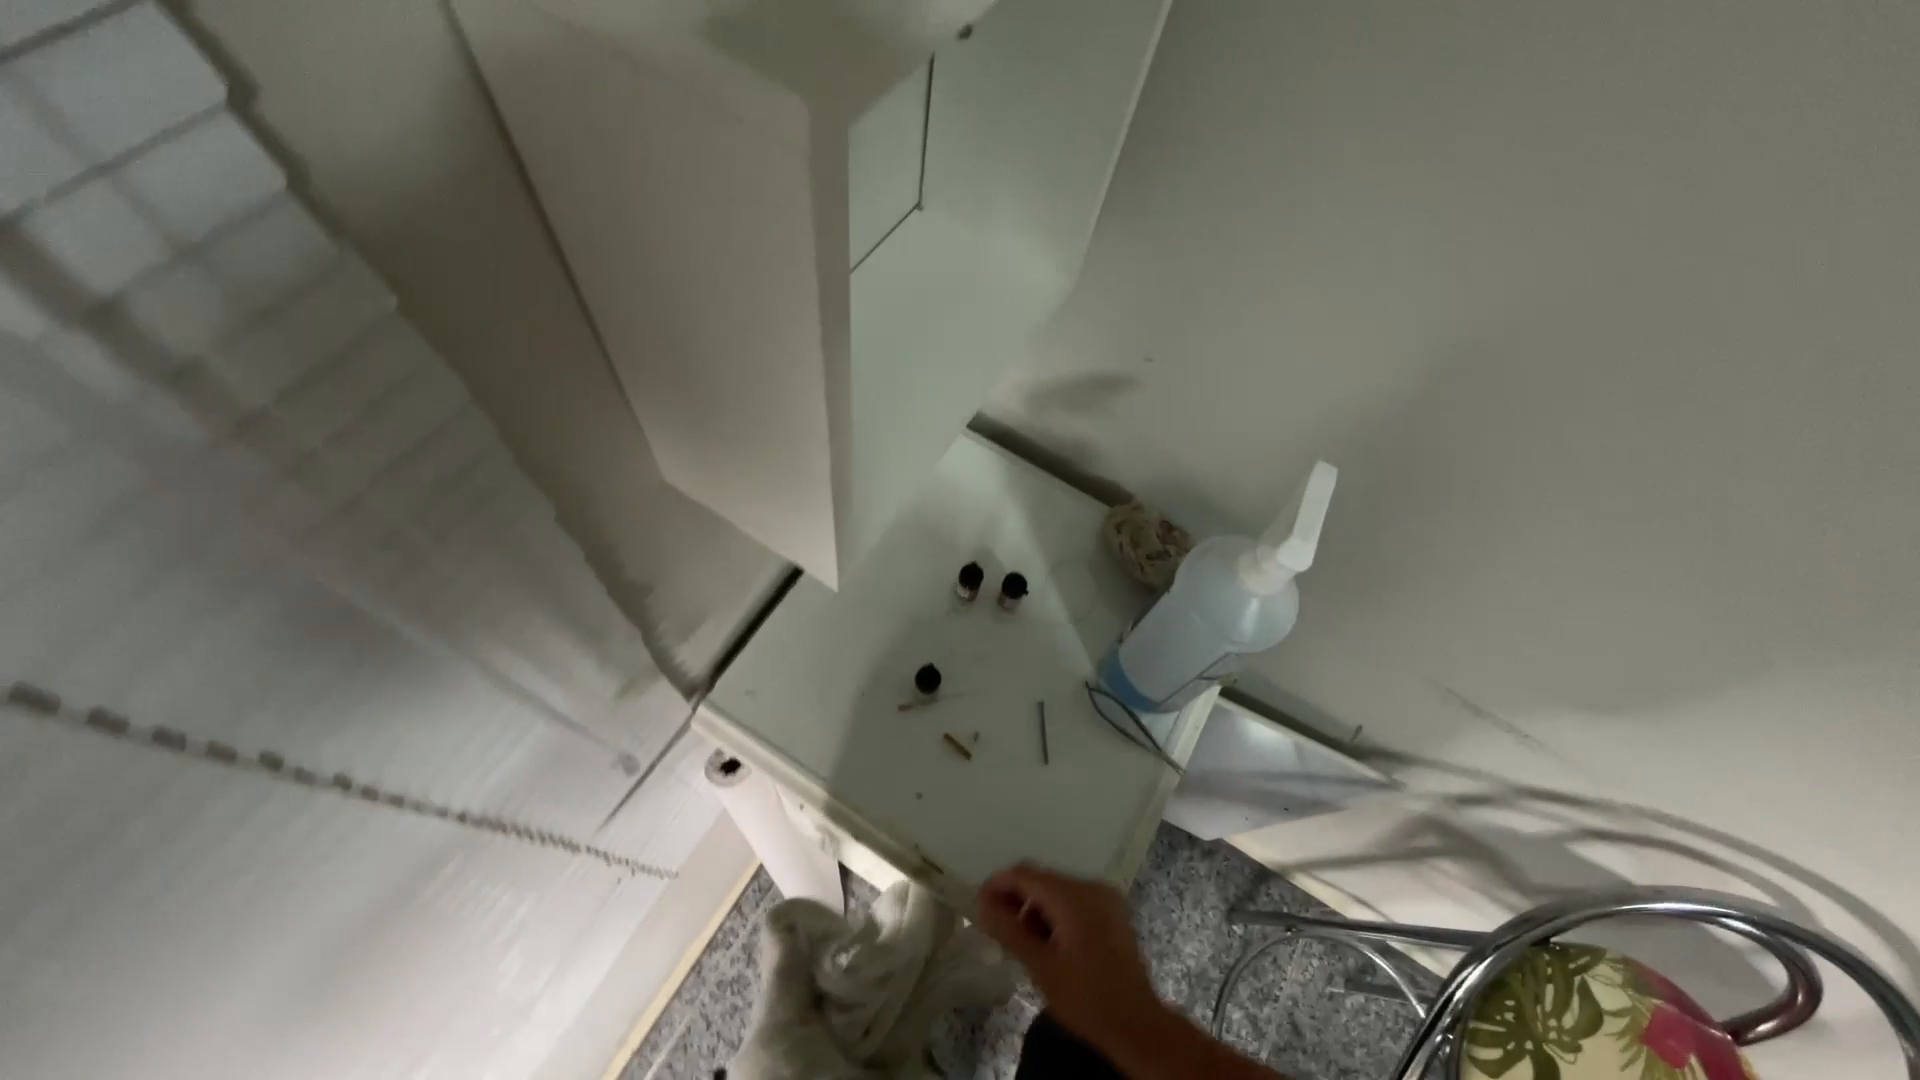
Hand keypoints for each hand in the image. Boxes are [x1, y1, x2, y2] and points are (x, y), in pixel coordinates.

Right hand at [973, 862, 1166, 1048]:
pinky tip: (1046, 943)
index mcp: (1074, 896)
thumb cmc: (1086, 997)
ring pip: (1059, 892)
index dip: (997, 885)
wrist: (1137, 1025)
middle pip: (1043, 880)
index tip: (978, 905)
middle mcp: (1092, 888)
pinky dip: (1057, 915)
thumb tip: (982, 906)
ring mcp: (1106, 899)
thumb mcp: (1041, 966)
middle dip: (1016, 899)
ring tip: (1021, 942)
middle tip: (996, 927)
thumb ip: (1009, 930)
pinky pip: (1076, 902)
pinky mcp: (1113, 914)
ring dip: (1035, 909)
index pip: (1025, 874)